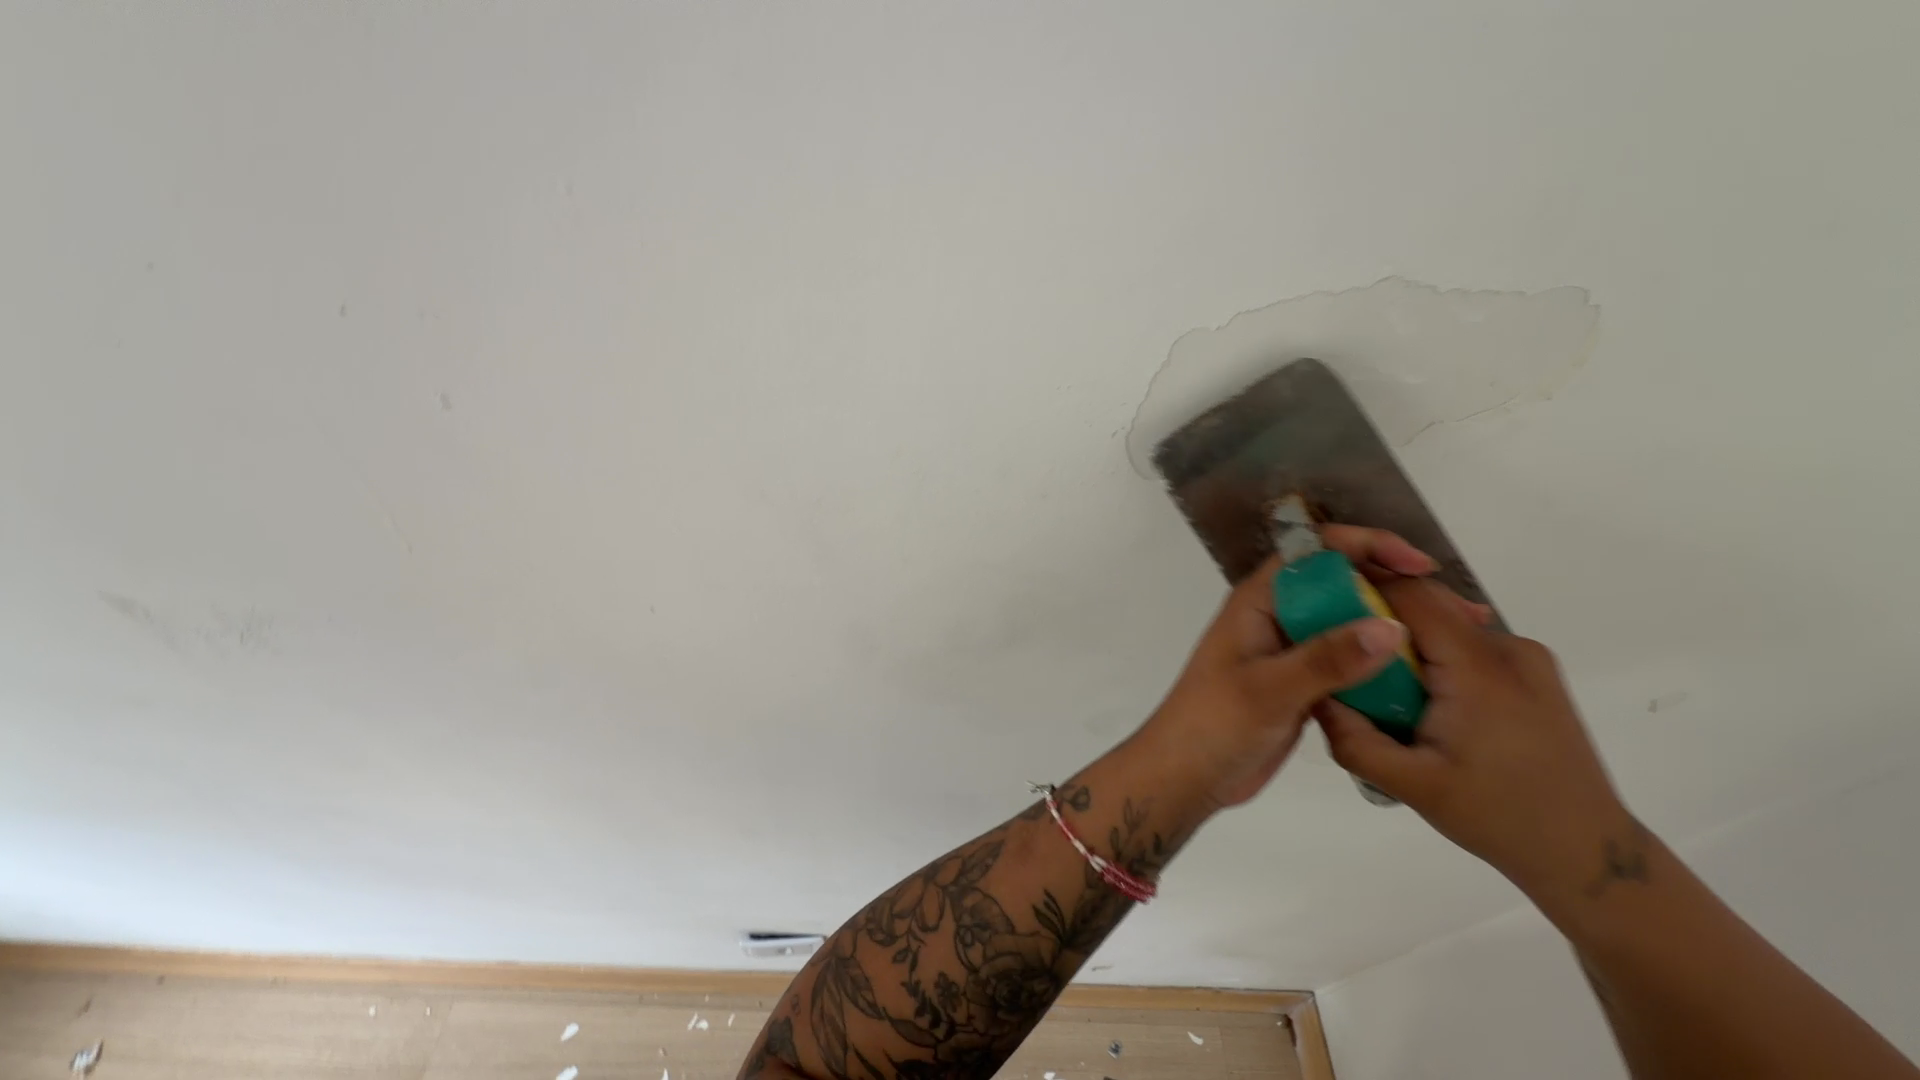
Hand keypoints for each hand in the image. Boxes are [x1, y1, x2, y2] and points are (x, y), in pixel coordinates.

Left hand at [1141, 526, 1458, 810]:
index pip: (1316, 552)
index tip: (1419, 565)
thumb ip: (1326, 659)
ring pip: (1350, 623)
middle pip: (1343, 584)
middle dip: (1396, 588)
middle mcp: (1278, 616)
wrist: (1187, 777)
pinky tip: (1426, 675)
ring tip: (1457, 639)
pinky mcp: (1303, 683)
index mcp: (1260, 601)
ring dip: (1396, 627)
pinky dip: (1383, 663)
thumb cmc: (1213, 724)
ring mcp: (1292, 651)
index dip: (1368, 546)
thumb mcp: (1268, 690)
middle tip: (1459, 610)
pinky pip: (1349, 661)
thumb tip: (1391, 626)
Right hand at [1316, 579, 1630, 895]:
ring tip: (1382, 690)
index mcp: (1479, 668)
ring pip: (1448, 627)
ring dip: (1408, 645)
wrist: (1586, 852)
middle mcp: (1509, 647)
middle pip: (1429, 606)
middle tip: (1342, 658)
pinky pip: (1469, 647)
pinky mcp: (1534, 674)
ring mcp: (1528, 659)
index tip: (1320, 610)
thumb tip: (1312, 695)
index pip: (1411, 595)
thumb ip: (1353, 739)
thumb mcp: (1410, 785)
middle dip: (1379, 623)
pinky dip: (1437, 660)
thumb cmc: (1497, 816)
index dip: (1361, 590)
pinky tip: (1424, 704)